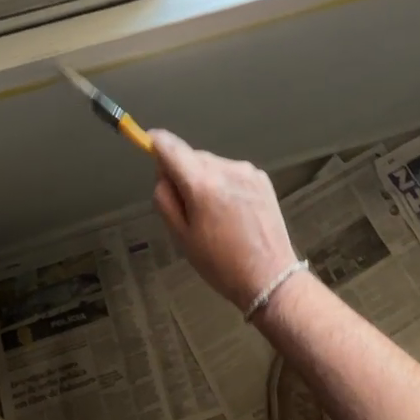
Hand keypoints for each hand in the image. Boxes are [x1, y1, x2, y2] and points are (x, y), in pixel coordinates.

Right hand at [149, 130, 299, 308]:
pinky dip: (225, 183)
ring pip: (212, 163)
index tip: (148, 141)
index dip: (157, 142)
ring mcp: (247, 171)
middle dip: (183, 172)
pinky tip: (234, 211)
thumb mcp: (181, 236)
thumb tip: (162, 172)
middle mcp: (226, 169)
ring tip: (215, 214)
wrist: (271, 278)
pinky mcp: (262, 178)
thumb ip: (165, 198)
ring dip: (205, 178)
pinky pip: (232, 171)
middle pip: (192, 156)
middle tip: (188, 207)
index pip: (172, 148)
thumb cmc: (220, 264)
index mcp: (202, 185)